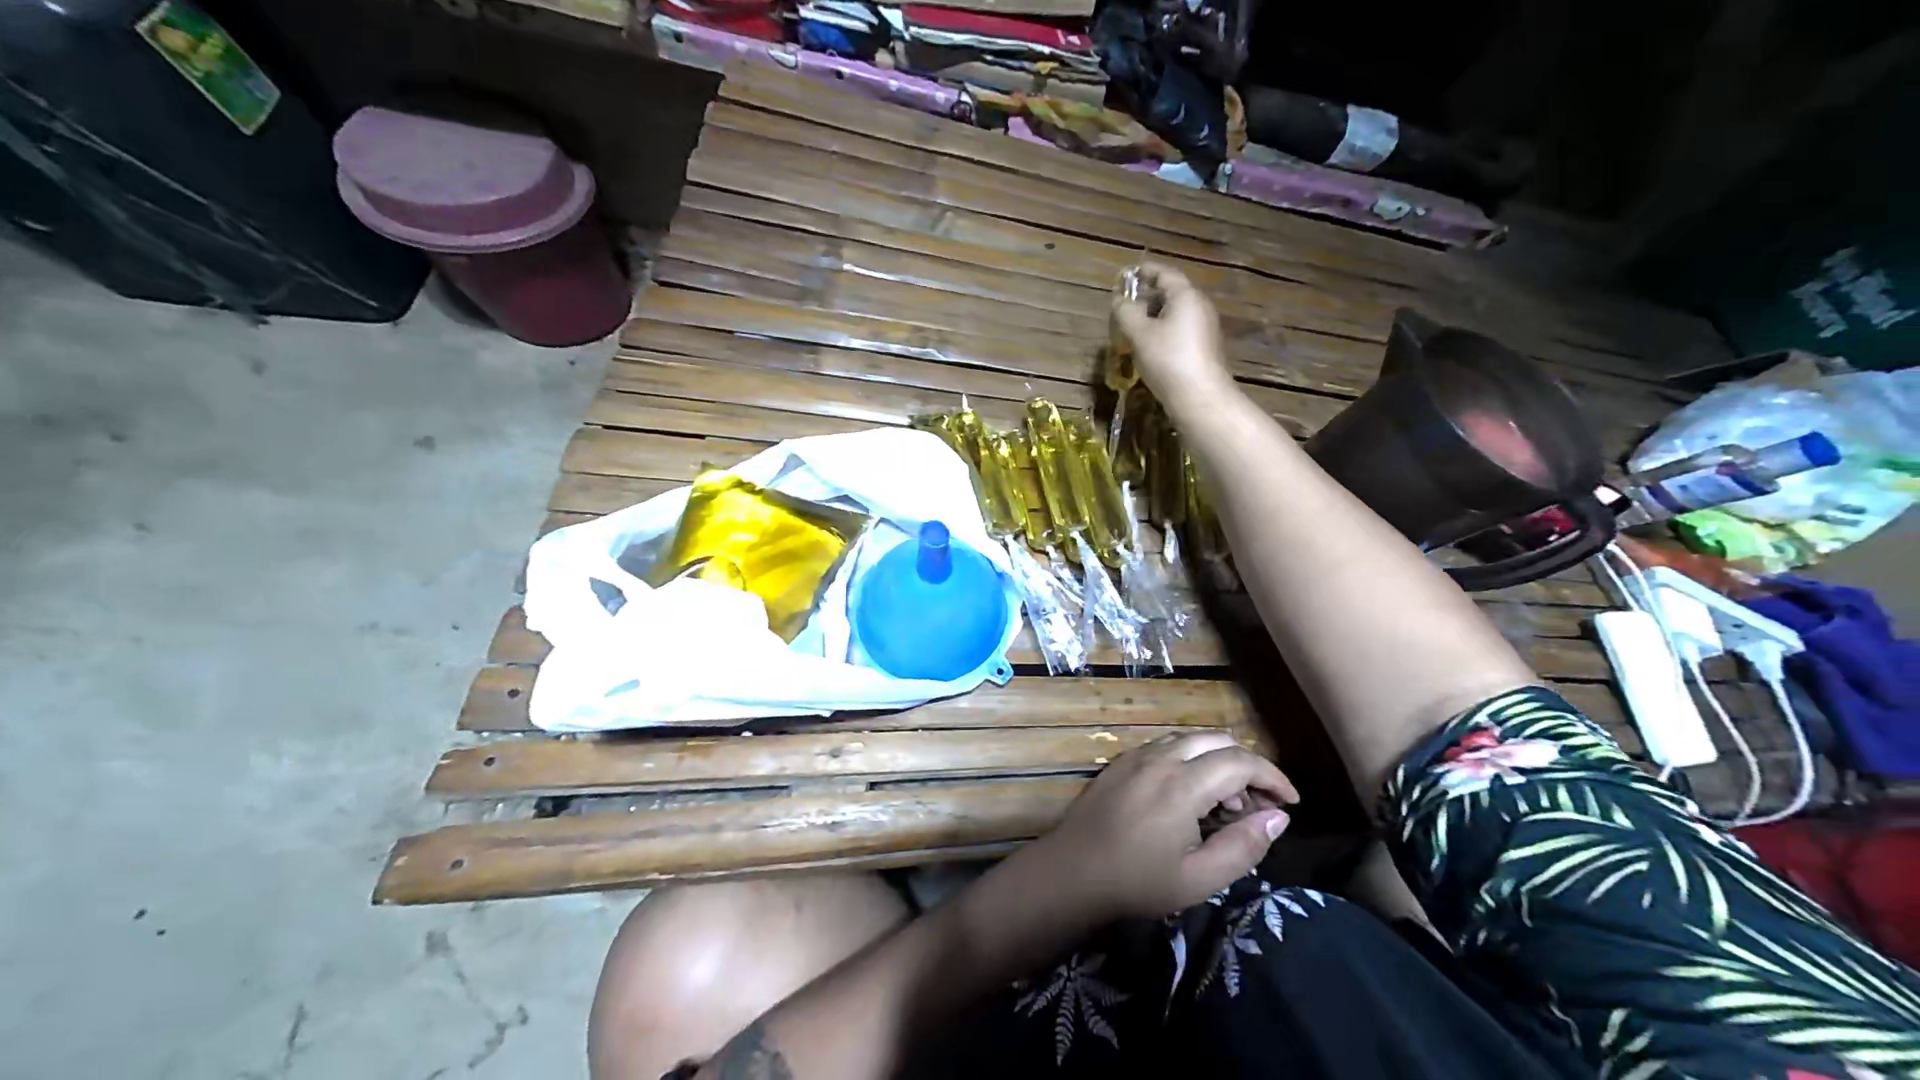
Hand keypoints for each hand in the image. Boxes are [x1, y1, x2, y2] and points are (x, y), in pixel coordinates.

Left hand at [1002, 732, 1298, 922]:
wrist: (1071, 871)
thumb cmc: (1137, 881)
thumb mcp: (1199, 879)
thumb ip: (1243, 846)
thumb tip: (1278, 818)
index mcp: (1182, 784)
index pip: (1240, 762)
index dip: (1273, 778)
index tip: (1291, 803)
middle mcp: (1160, 758)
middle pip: (1217, 740)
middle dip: (1248, 766)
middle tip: (1260, 805)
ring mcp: (1136, 756)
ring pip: (1190, 740)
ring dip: (1218, 761)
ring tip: (1227, 806)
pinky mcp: (1121, 762)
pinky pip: (1166, 746)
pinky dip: (1191, 760)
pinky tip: (1191, 796)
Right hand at [1112, 262, 1234, 411]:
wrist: (1200, 397)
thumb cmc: (1168, 359)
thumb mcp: (1139, 334)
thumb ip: (1126, 312)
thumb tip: (1120, 300)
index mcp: (1185, 296)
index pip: (1164, 273)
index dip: (1145, 271)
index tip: (1128, 274)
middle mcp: (1200, 306)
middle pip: (1171, 293)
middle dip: (1147, 297)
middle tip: (1125, 306)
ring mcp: (1206, 328)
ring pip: (1176, 314)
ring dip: (1154, 317)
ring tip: (1133, 329)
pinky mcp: (1205, 348)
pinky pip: (1181, 331)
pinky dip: (1164, 332)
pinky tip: (1150, 348)